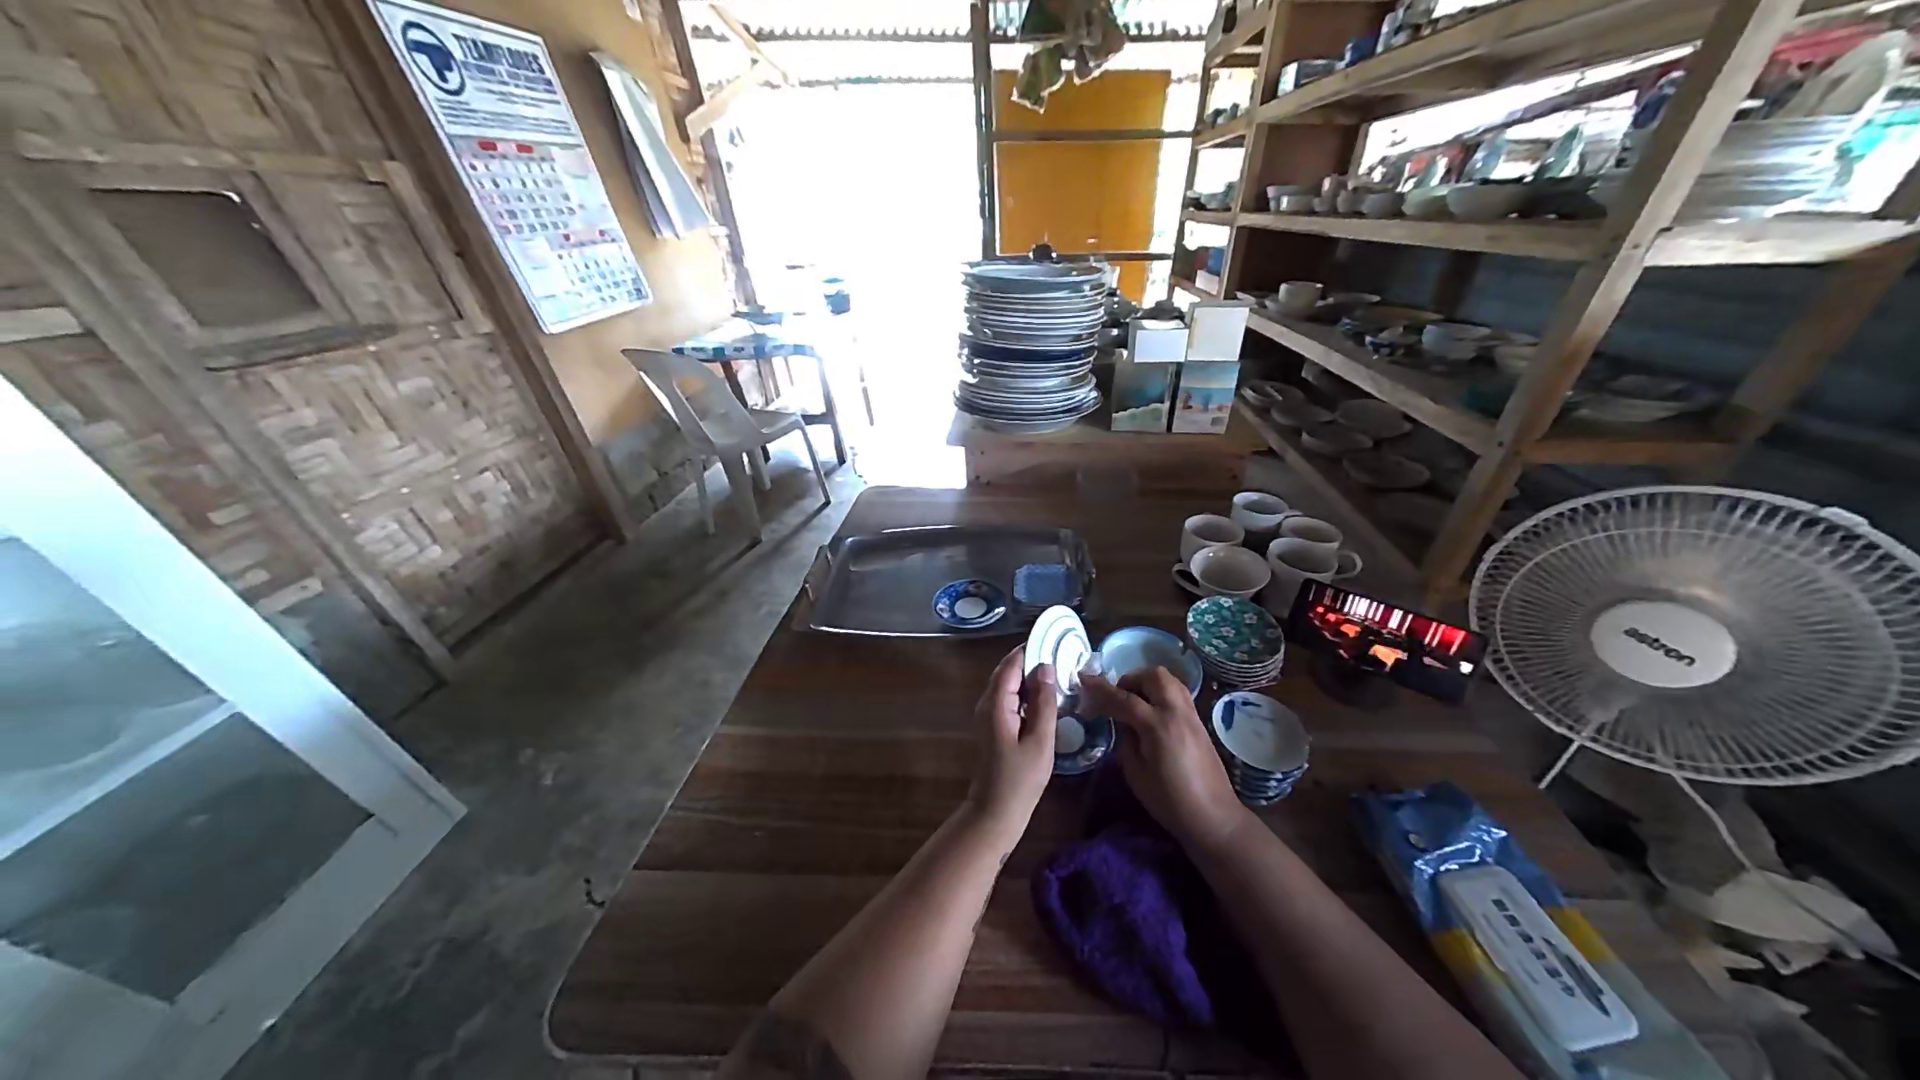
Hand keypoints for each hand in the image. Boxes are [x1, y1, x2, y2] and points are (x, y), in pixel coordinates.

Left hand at [967, 647, 1057, 828]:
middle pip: (1008, 672)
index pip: (1011, 664)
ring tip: (1059, 674)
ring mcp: (988, 715)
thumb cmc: (1020, 779)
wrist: (995, 812)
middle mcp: (987, 704)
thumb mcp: (1040, 740)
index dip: (1030, 650)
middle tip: (1062, 657)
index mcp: (996, 704)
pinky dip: (1026, 694)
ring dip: (1030, 678)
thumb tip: (1047, 668)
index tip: (1055, 641)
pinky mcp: (994, 726)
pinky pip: (1009, 700)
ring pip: (1009, 685)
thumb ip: (1044, 703)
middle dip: (1032, 661)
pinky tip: (1046, 699)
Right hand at [1080, 668, 1248, 848]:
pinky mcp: (1199, 723)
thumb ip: (1125, 739)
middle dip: (1130, 680)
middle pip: (1153, 676)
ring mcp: (1191, 715)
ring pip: (1169, 680)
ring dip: (1147, 683)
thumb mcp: (1135, 772)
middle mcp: (1177, 712)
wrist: (1213, 817)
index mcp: (1158, 726)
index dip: (1101, 688)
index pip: (1124, 698)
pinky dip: (1160, 693)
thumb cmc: (1168, 801)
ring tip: (1133, 702)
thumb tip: (1122, 721)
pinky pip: (1177, 693)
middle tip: (1117, 697)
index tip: (1083, 679)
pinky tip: (1151, 713)